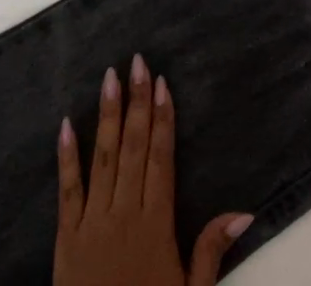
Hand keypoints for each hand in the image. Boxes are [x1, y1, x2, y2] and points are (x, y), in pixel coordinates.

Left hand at [56, 55, 252, 285]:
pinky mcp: (66, 236)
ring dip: (107, 116)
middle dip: (137, 103)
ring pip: (102, 159)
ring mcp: (92, 222)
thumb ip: (212, 250)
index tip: (162, 84)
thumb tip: (244, 211)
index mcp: (156, 224)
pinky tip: (66, 123)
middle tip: (136, 61)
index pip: (161, 160)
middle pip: (133, 149)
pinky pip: (67, 190)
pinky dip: (66, 155)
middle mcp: (124, 214)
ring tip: (108, 77)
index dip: (163, 120)